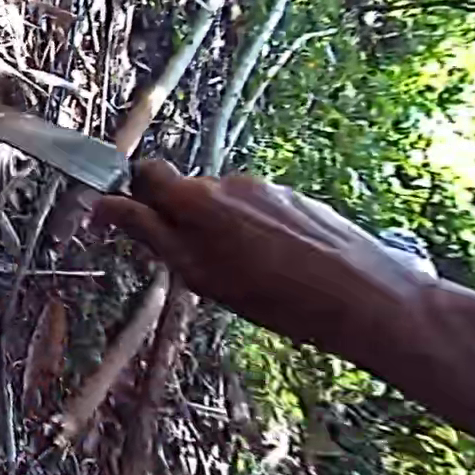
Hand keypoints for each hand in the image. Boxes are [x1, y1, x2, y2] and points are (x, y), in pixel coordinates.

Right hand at [94, 160, 428, 342]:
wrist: (375, 303)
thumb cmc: (271, 294)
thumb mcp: (193, 270)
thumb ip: (145, 231)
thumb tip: (99, 204)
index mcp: (193, 197)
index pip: (144, 172)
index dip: (134, 192)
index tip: (133, 220)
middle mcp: (226, 182)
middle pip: (185, 190)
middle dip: (180, 216)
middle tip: (193, 258)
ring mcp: (267, 188)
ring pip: (223, 201)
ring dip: (219, 224)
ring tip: (243, 266)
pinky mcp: (301, 200)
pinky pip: (258, 207)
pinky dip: (254, 227)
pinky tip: (277, 262)